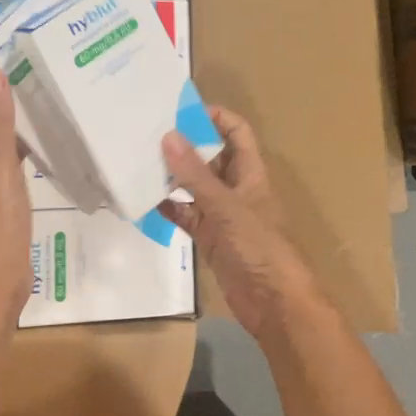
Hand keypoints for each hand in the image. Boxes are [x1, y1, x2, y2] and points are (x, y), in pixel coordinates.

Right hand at [159, 106, 316, 338]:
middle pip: (210, 156)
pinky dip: (168, 207)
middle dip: (185, 144)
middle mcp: (236, 188)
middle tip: (149, 132)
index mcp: (250, 173)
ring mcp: (222, 214)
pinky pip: (185, 214)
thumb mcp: (226, 206)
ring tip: (139, 160)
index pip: (236, 132)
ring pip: (194, 186)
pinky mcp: (209, 238)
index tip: (181, 110)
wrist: (275, 305)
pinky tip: (143, 199)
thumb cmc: (260, 247)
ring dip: (172, 175)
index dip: (215, 116)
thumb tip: (168, 135)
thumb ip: (195, 174)